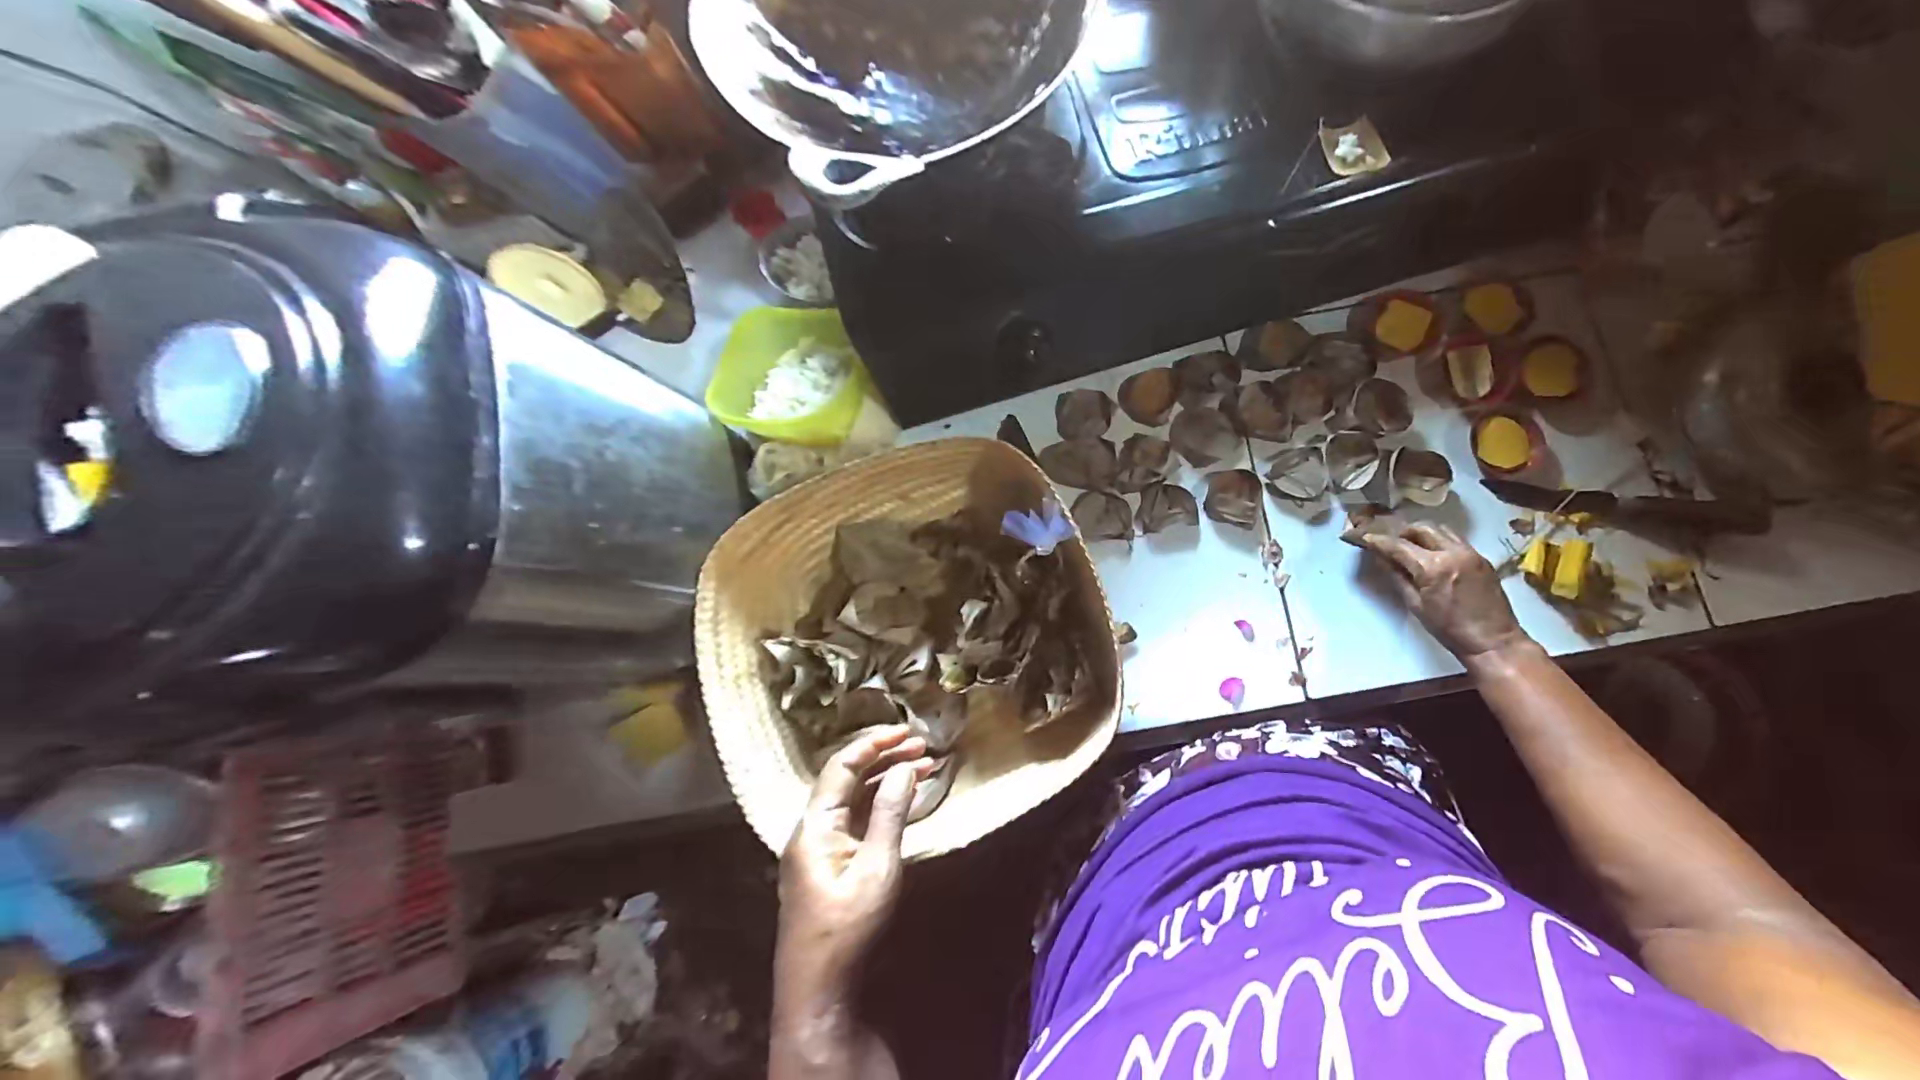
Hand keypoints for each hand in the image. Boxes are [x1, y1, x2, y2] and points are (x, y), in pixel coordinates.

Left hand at [778, 726, 933, 987]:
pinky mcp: (828, 862)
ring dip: (885, 780)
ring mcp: (818, 845)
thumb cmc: (848, 929)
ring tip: (923, 766)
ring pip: (852, 797)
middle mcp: (811, 827)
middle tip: (923, 747)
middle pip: (847, 777)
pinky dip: (879, 804)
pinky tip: (904, 798)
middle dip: (885, 758)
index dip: (875, 743)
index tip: (908, 731)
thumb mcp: (877, 869)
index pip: (842, 765)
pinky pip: (853, 819)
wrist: (818, 990)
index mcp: (815, 823)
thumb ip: (889, 814)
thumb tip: (904, 768)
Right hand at [1357, 522, 1534, 662]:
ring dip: (1421, 533)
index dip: (1378, 541)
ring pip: (1440, 530)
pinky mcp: (1482, 558)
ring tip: (1410, 546)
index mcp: (1433, 567)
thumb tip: (1381, 559)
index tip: (1363, 538)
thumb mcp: (1415, 604)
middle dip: (1401, 532)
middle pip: (1421, 528)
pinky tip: (1432, 555)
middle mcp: (1453, 553)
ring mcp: (1470, 553)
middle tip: (1389, 543)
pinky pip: (1455, 540)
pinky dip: (1438, 541)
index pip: (1398, 545)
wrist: (1493, 640)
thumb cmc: (1448, 628)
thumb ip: (1397, 576)